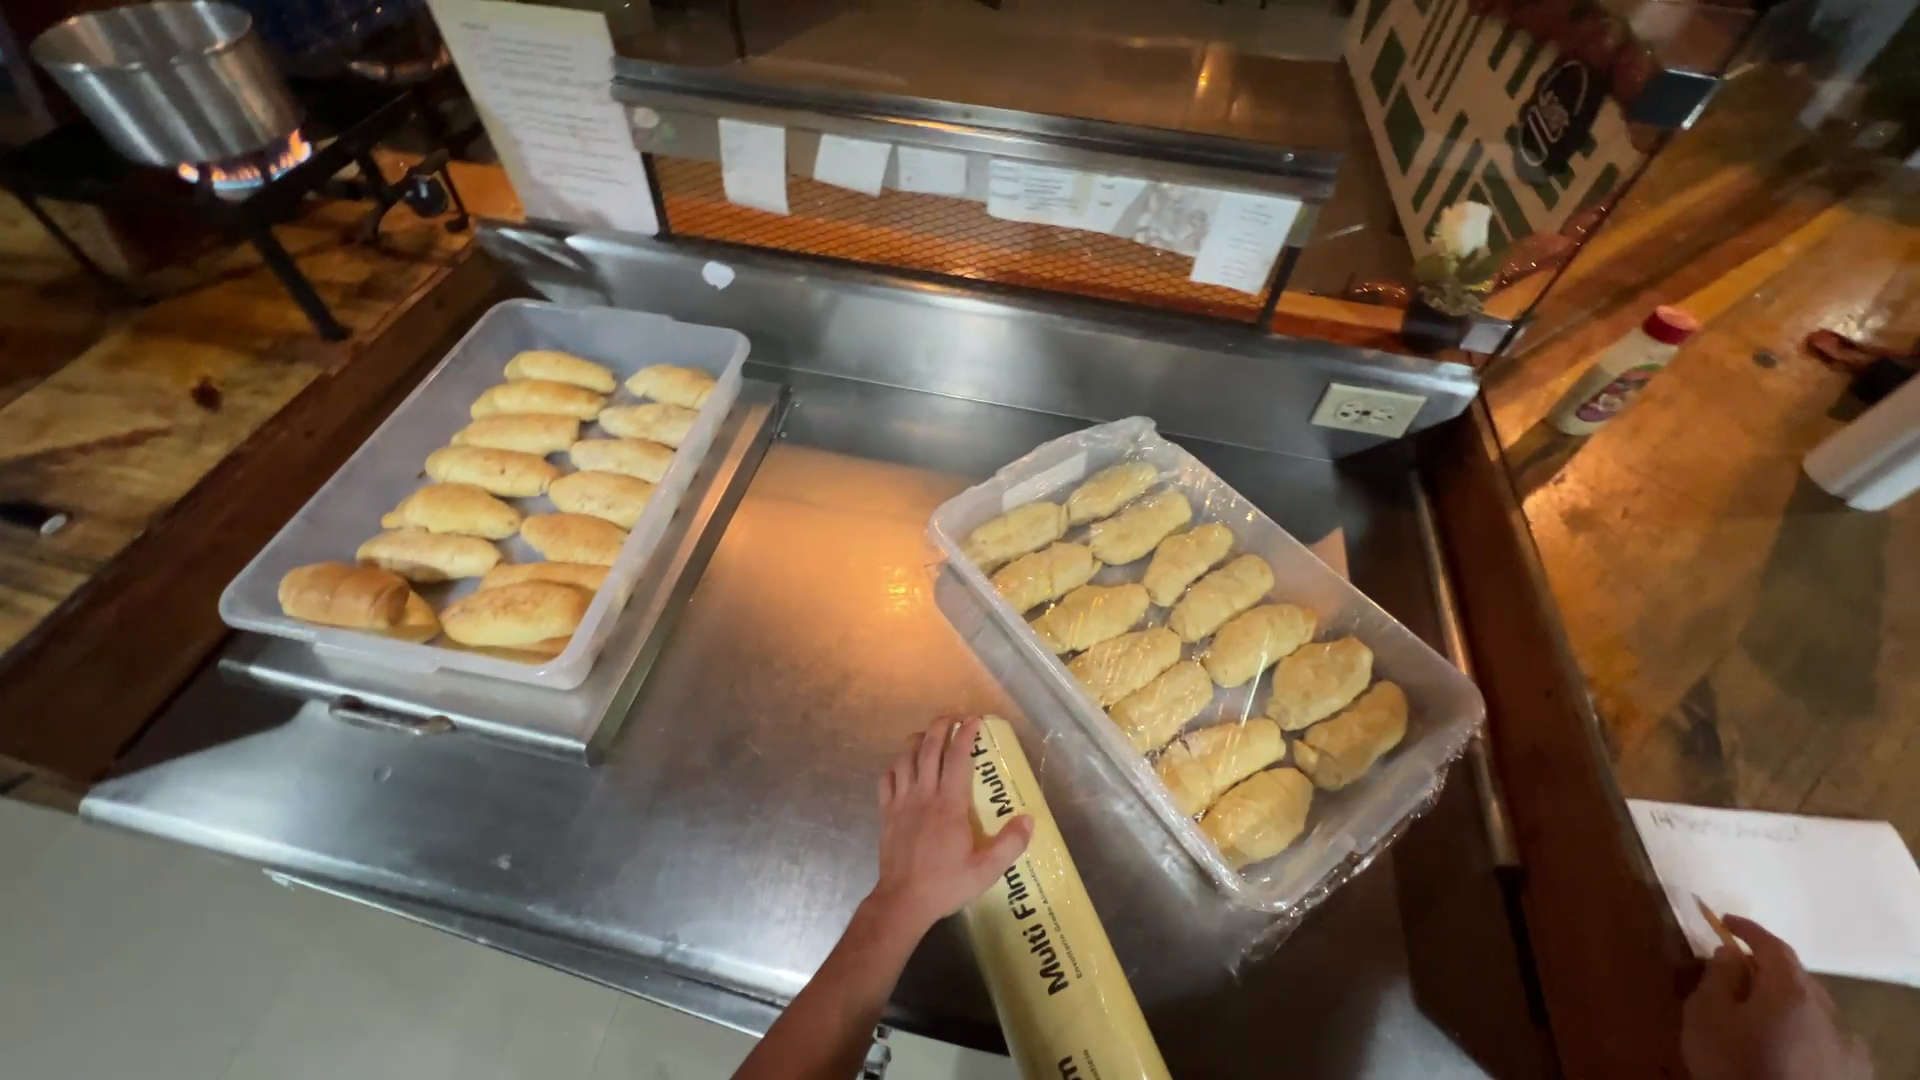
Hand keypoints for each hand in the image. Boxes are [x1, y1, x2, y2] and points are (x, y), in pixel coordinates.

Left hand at [868, 716, 1033, 936]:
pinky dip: (894, 768)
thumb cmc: (945, 884)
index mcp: (949, 804)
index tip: (974, 720)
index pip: (958, 758)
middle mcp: (924, 794)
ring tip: (926, 735)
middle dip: (940, 727)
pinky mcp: (886, 813)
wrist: (902, 901)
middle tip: (951, 717)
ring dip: (916, 741)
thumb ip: (1010, 844)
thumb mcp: (986, 871)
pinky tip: (901, 769)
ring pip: (905, 758)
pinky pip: (886, 780)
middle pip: (929, 748)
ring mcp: (901, 802)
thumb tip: (1029, 819)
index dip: (966, 735)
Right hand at [1681, 915, 1872, 1079]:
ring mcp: (1851, 1050)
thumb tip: (1730, 953)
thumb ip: (1718, 977)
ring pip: (1817, 1009)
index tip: (1724, 919)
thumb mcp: (1707, 1014)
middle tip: (1734, 968)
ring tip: (1758, 1008)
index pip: (1775, 947)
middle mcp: (1831, 1016)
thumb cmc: (1732, 1063)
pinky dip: (1805, 1026)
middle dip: (1767, 967)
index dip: (1749, 929)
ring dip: (1788, 998)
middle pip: (1799, 978)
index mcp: (1792, 994)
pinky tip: (1785, 1041)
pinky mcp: (1855, 1075)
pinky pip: (1828, 1036)